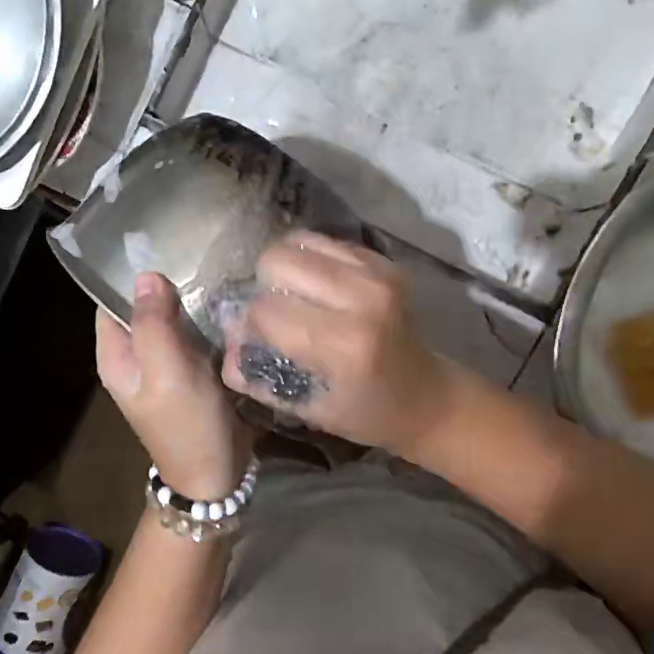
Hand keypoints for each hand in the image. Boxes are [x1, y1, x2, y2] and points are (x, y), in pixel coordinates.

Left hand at [97, 272, 249, 499]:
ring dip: (191, 303)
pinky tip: (226, 309)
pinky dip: (206, 323)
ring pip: (171, 319)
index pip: (112, 300)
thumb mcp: (168, 371)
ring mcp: (162, 364)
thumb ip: (153, 323)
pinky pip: (193, 335)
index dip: (134, 277)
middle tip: (202, 263)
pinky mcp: (189, 371)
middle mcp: (134, 356)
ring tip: (219, 279)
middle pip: (143, 307)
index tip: (168, 253)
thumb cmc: (188, 424)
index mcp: (115, 356)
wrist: (217, 475)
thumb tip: (146, 275)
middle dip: (168, 287)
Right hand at [221, 232, 460, 453]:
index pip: (265, 309)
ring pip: (299, 241)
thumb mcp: (305, 409)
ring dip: (285, 267)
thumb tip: (226, 344)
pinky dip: (311, 260)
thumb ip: (258, 377)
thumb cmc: (363, 412)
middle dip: (263, 285)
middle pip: (277, 259)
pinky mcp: (385, 262)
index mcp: (343, 344)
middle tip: (273, 310)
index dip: (248, 322)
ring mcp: (378, 274)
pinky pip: (325, 242)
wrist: (427, 396)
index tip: (253, 337)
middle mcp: (363, 299)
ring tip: (294, 295)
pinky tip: (318, 289)